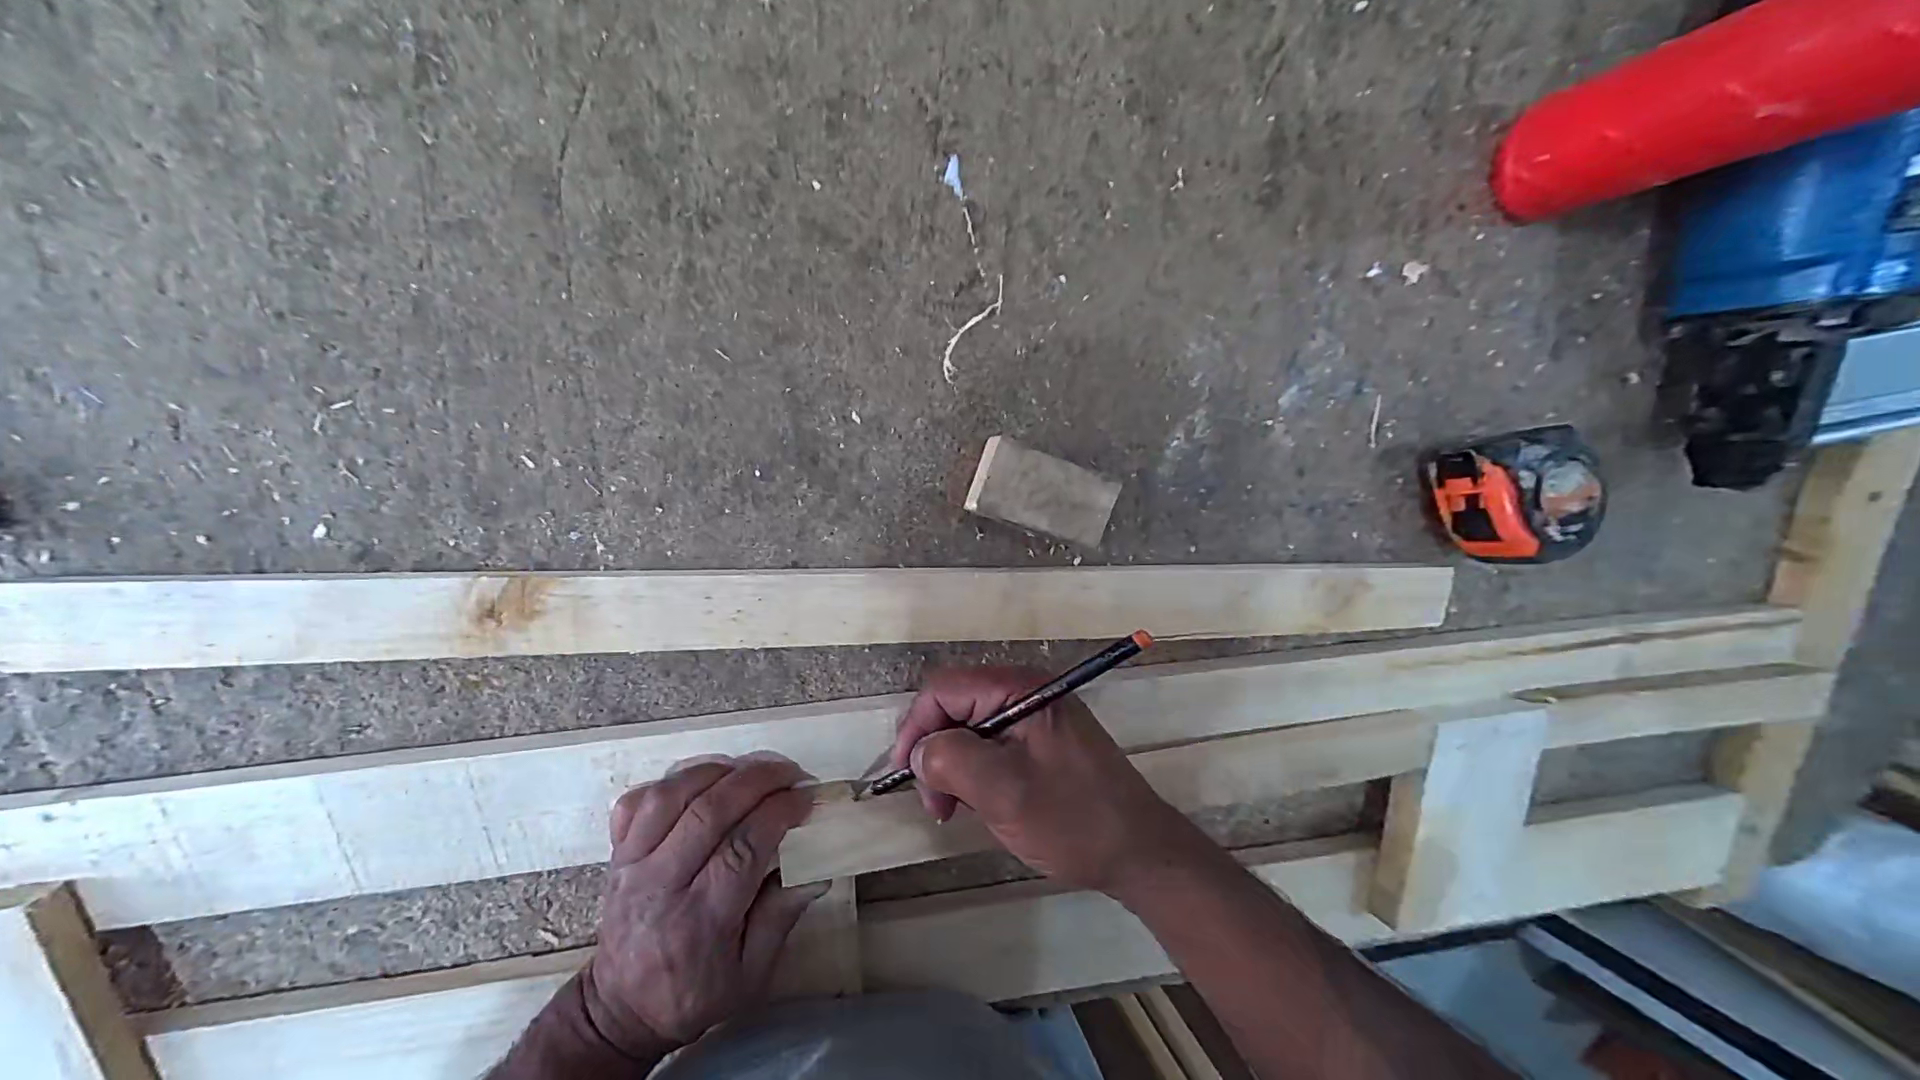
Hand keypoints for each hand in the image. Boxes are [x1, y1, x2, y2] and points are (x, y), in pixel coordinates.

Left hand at [581, 758, 827, 1058]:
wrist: (620, 1009)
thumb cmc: (694, 992)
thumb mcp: (750, 973)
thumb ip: (782, 916)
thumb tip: (820, 870)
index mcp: (700, 919)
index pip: (742, 848)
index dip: (779, 812)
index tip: (806, 797)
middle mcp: (661, 884)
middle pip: (708, 812)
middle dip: (756, 780)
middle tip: (789, 772)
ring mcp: (632, 864)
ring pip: (670, 796)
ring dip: (715, 771)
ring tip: (749, 769)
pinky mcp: (616, 853)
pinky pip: (636, 802)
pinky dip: (670, 782)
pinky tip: (701, 781)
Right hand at [886, 667, 1210, 895]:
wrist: (1139, 853)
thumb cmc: (1073, 820)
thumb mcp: (1004, 791)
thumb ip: (952, 759)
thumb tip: (920, 751)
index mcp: (1020, 688)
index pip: (944, 689)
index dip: (916, 727)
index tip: (906, 775)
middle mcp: (1026, 692)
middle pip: (954, 706)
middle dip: (935, 752)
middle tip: (936, 803)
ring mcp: (1035, 716)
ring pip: (969, 729)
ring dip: (952, 767)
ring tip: (956, 809)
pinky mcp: (1041, 741)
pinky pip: (991, 745)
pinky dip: (975, 773)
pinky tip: (980, 804)